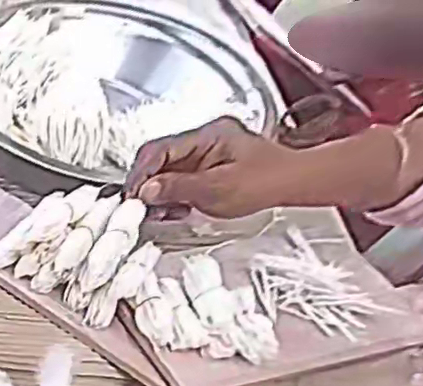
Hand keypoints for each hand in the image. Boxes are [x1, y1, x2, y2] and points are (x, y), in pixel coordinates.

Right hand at [125, 117, 312, 218]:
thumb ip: (178, 187)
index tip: (131, 197)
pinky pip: (169, 182)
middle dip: (144, 185)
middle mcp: (201, 141)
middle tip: (139, 208)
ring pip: (159, 173)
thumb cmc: (264, 181)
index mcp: (208, 135)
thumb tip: (145, 190)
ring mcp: (199, 155)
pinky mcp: (198, 170)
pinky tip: (171, 210)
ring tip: (159, 212)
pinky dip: (163, 198)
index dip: (140, 174)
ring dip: (153, 195)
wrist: (291, 183)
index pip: (159, 150)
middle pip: (155, 160)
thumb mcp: (217, 187)